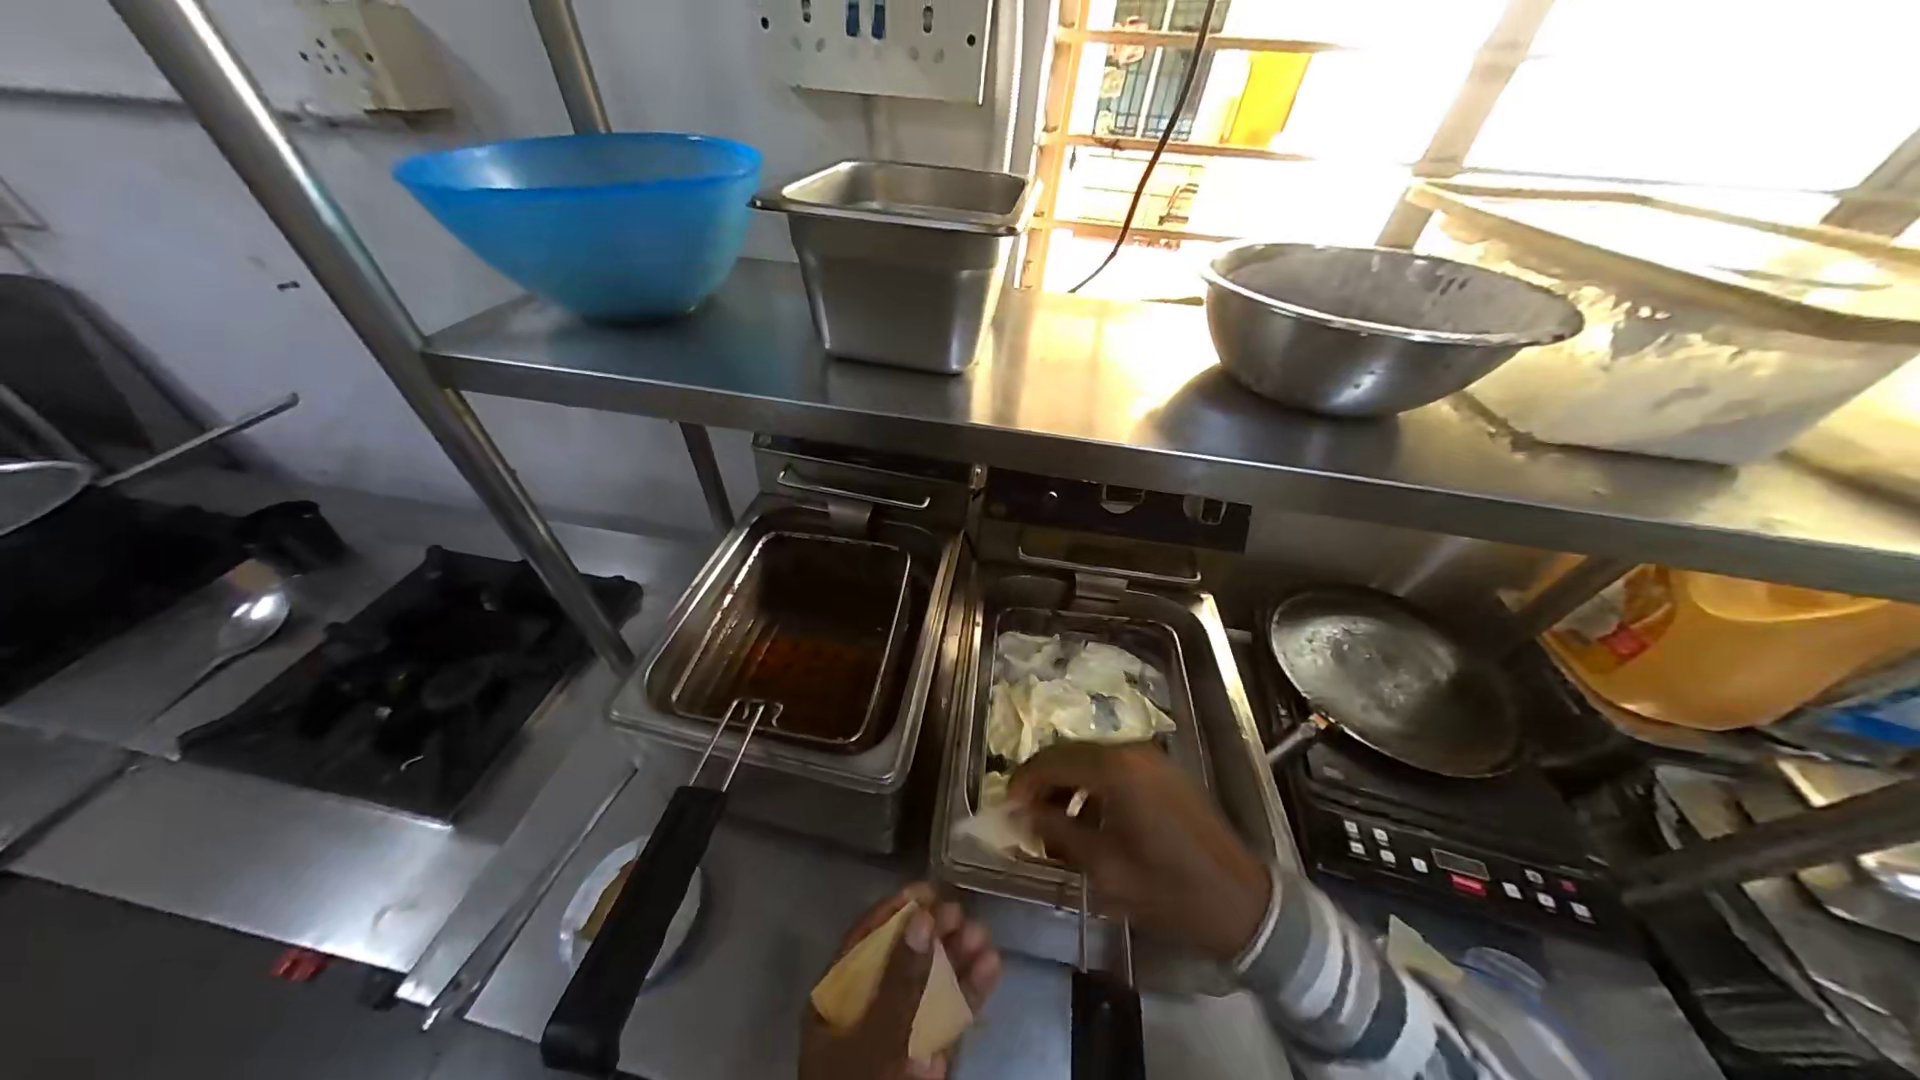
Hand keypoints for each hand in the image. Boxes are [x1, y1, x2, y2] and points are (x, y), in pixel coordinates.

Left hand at [799, 882, 1001, 1079]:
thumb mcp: (875, 1038)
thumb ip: (898, 981)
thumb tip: (921, 919)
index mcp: (835, 1002)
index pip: (862, 942)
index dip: (892, 912)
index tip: (924, 890)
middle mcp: (865, 1013)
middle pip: (902, 959)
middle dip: (934, 933)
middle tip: (961, 913)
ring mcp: (897, 1036)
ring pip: (930, 986)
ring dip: (958, 959)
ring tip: (984, 937)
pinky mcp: (924, 1059)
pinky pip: (947, 1019)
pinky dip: (969, 995)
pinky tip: (991, 969)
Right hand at [1010, 742, 1269, 960]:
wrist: (1244, 904)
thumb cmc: (1169, 891)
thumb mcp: (1104, 868)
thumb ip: (1057, 832)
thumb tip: (1022, 814)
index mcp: (1116, 770)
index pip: (1051, 760)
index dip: (1023, 782)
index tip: (1006, 809)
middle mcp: (1133, 752)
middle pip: (1070, 755)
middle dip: (1044, 785)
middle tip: (1028, 821)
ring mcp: (1153, 759)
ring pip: (1092, 762)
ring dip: (1069, 788)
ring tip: (1059, 831)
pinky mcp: (1165, 773)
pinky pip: (1117, 770)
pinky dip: (1095, 790)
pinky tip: (1093, 826)